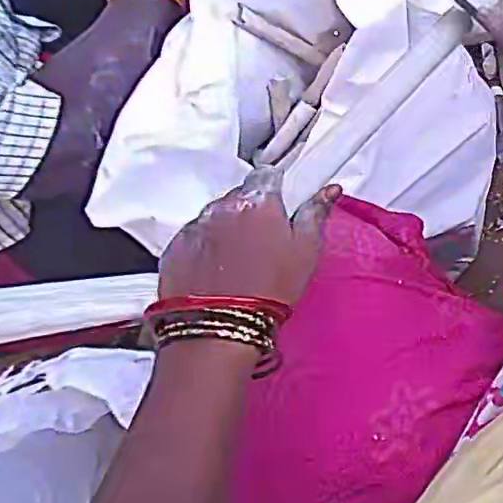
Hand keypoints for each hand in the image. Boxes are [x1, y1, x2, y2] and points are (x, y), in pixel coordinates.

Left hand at [159, 177, 341, 307]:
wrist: (220, 328)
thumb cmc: (270, 288)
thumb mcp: (307, 250)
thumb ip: (315, 213)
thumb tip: (329, 191)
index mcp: (259, 201)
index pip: (267, 174)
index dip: (277, 187)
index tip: (283, 204)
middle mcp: (223, 207)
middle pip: (240, 195)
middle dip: (252, 210)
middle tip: (267, 238)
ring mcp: (195, 227)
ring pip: (216, 216)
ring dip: (228, 227)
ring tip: (241, 258)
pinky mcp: (174, 250)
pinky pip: (195, 237)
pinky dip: (206, 246)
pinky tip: (218, 269)